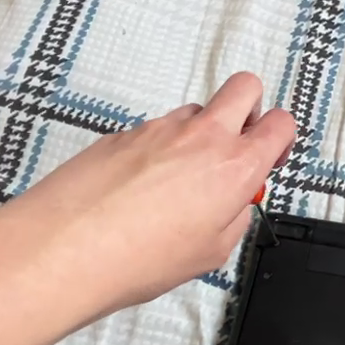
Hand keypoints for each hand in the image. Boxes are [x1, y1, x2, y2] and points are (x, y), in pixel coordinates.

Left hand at [0, 72, 295, 326]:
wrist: (63, 249)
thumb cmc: (136, 258)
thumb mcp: (212, 252)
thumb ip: (235, 216)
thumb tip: (233, 202)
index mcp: (235, 165)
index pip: (280, 123)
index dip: (281, 139)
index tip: (269, 158)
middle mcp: (202, 136)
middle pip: (246, 86)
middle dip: (251, 108)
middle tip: (237, 143)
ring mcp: (160, 129)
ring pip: (196, 110)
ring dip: (199, 134)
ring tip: (177, 181)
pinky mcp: (123, 133)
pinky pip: (155, 131)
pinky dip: (158, 151)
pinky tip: (139, 191)